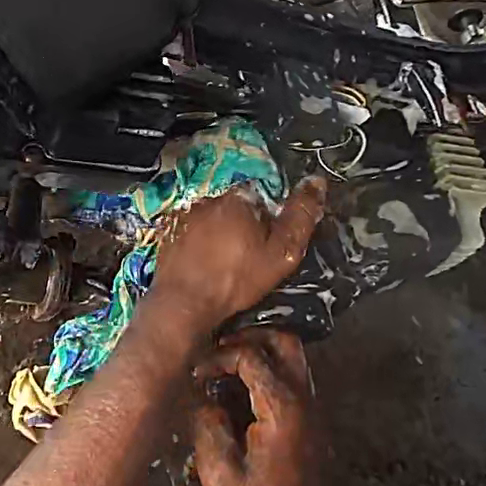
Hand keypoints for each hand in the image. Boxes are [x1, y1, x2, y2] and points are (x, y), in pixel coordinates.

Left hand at [146, 177, 327, 340]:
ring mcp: (186, 214)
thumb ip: (300, 218)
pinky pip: (192, 232)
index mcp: (239, 198)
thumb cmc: (235, 279)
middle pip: (236, 208)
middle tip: (247, 258)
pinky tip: (203, 265)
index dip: (269, 221)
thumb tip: (317, 182)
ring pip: (213, 220)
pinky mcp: (168, 231)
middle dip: (244, 226)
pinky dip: (199, 244)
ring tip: (223, 264)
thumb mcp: (280, 254)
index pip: (262, 198)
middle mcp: (210, 199)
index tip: (268, 244)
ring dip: (220, 235)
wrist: (183, 303)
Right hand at [191, 331, 325, 485]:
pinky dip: (270, 368)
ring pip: (293, 356)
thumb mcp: (221, 479)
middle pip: (284, 340)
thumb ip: (208, 428)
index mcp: (282, 409)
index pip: (251, 356)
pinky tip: (242, 387)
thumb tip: (201, 397)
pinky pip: (293, 376)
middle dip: (249, 335)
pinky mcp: (311, 421)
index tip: (197, 373)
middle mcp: (304, 400)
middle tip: (218, 349)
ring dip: (261, 349)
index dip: (219, 356)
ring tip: (227, 363)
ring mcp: (312, 409)